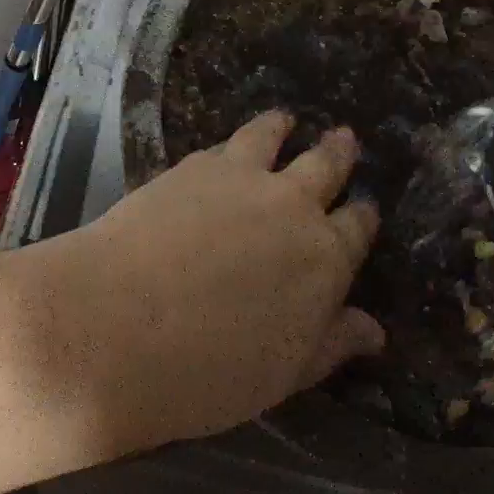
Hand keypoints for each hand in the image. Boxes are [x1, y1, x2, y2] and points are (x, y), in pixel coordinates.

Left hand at [38, 110, 383, 451]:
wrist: (118, 321)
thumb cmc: (208, 369)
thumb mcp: (283, 373)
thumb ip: (330, 344)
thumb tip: (374, 330)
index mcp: (324, 259)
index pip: (355, 229)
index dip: (362, 217)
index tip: (365, 208)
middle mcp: (292, 205)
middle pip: (324, 168)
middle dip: (338, 153)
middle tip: (344, 137)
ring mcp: (241, 177)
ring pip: (273, 138)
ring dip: (283, 127)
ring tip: (286, 119)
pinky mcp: (193, 165)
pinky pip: (225, 143)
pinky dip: (237, 138)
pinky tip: (229, 145)